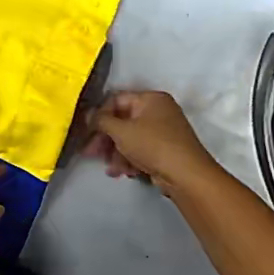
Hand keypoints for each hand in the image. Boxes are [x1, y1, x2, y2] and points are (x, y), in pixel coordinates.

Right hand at [83, 90, 222, 193]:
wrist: (187, 175)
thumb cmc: (152, 145)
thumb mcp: (121, 130)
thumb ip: (101, 120)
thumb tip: (88, 114)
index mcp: (150, 99)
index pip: (116, 100)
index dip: (99, 115)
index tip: (87, 131)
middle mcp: (158, 111)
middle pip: (122, 121)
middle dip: (105, 139)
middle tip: (91, 153)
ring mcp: (163, 130)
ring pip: (130, 137)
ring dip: (116, 153)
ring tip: (112, 169)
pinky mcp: (165, 149)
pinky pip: (140, 149)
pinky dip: (130, 159)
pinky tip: (124, 172)